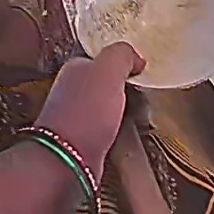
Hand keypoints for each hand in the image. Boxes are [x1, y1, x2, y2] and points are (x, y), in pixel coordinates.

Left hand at [33, 42, 143, 173]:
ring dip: (126, 111)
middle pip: (107, 82)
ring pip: (109, 105)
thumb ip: (121, 55)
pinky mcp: (81, 138)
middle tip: (144, 98)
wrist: (68, 159)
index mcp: (74, 67)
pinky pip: (107, 126)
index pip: (103, 58)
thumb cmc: (87, 111)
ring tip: (141, 118)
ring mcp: (75, 113)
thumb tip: (136, 57)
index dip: (124, 63)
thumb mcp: (107, 71)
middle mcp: (71, 88)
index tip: (142, 72)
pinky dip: (119, 129)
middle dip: (127, 89)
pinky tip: (127, 134)